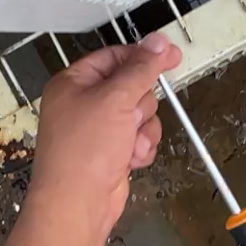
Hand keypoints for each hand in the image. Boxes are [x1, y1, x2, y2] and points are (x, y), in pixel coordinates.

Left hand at [28, 32, 182, 239]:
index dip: (142, 56)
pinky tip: (130, 159)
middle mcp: (84, 104)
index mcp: (74, 82)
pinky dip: (140, 148)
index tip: (171, 55)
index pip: (114, 57)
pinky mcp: (112, 152)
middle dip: (140, 105)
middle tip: (131, 116)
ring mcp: (99, 130)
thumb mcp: (116, 99)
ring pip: (141, 114)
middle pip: (132, 87)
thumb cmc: (84, 149)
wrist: (78, 203)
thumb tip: (158, 41)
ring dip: (143, 129)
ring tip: (128, 142)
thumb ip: (141, 69)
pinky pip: (140, 138)